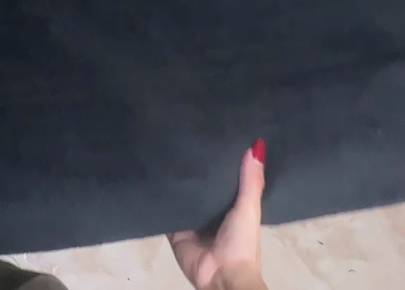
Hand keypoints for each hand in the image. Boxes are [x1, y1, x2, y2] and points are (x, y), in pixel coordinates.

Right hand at [167, 140, 266, 289]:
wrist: (221, 277)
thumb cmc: (240, 243)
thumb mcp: (248, 209)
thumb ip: (251, 181)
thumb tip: (257, 143)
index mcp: (228, 207)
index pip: (218, 177)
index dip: (213, 157)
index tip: (203, 129)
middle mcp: (207, 211)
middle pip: (196, 185)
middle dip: (188, 166)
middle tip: (173, 133)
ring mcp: (189, 220)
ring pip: (178, 195)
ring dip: (171, 180)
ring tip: (156, 147)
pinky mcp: (172, 229)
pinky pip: (162, 210)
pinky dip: (156, 198)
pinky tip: (146, 176)